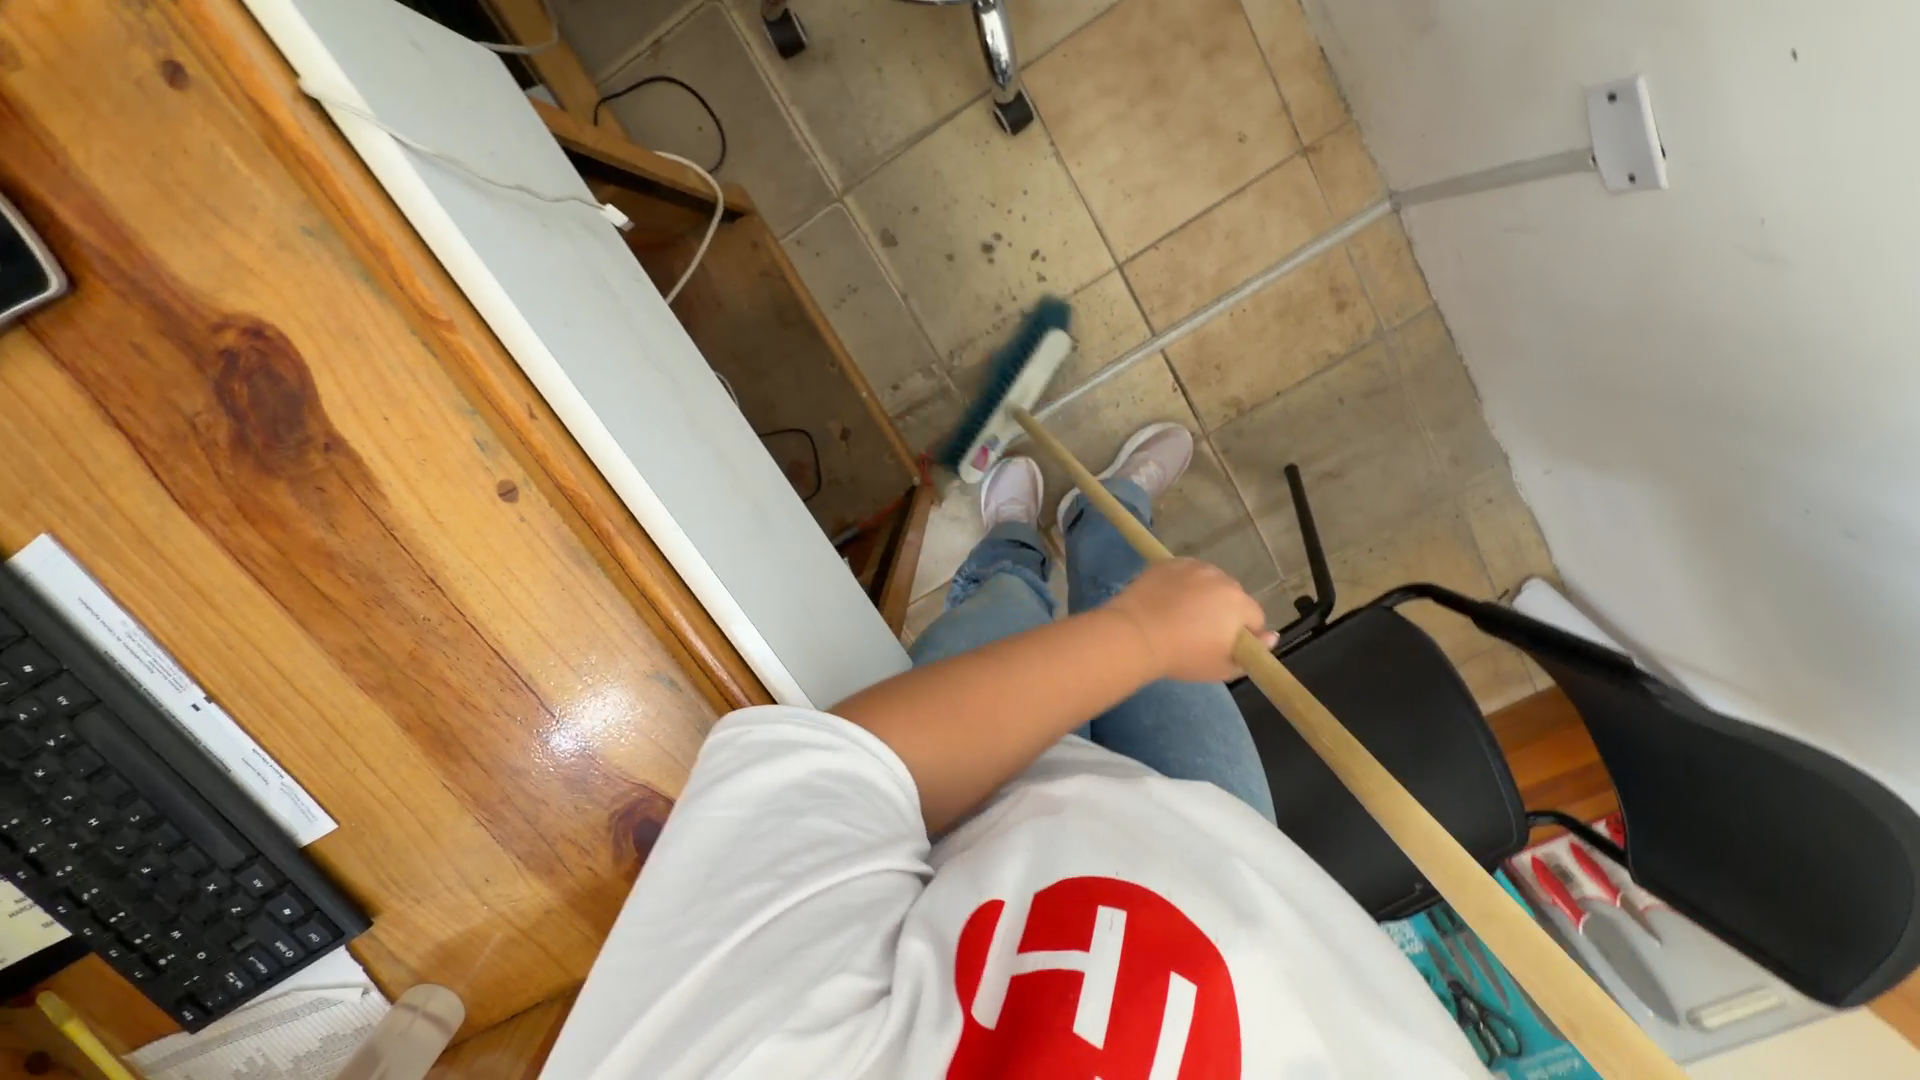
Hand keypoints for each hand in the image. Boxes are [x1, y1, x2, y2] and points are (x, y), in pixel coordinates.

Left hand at [1104, 558, 1275, 681]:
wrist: (1136, 634)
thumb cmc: (1182, 655)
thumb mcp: (1222, 667)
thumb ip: (1251, 654)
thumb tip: (1271, 637)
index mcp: (1239, 603)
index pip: (1255, 617)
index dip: (1242, 633)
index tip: (1221, 645)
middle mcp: (1221, 578)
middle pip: (1232, 596)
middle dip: (1223, 611)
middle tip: (1198, 631)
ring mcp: (1193, 567)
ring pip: (1208, 581)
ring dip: (1202, 594)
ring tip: (1180, 614)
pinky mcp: (1168, 563)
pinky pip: (1184, 573)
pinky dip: (1181, 583)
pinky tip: (1167, 599)